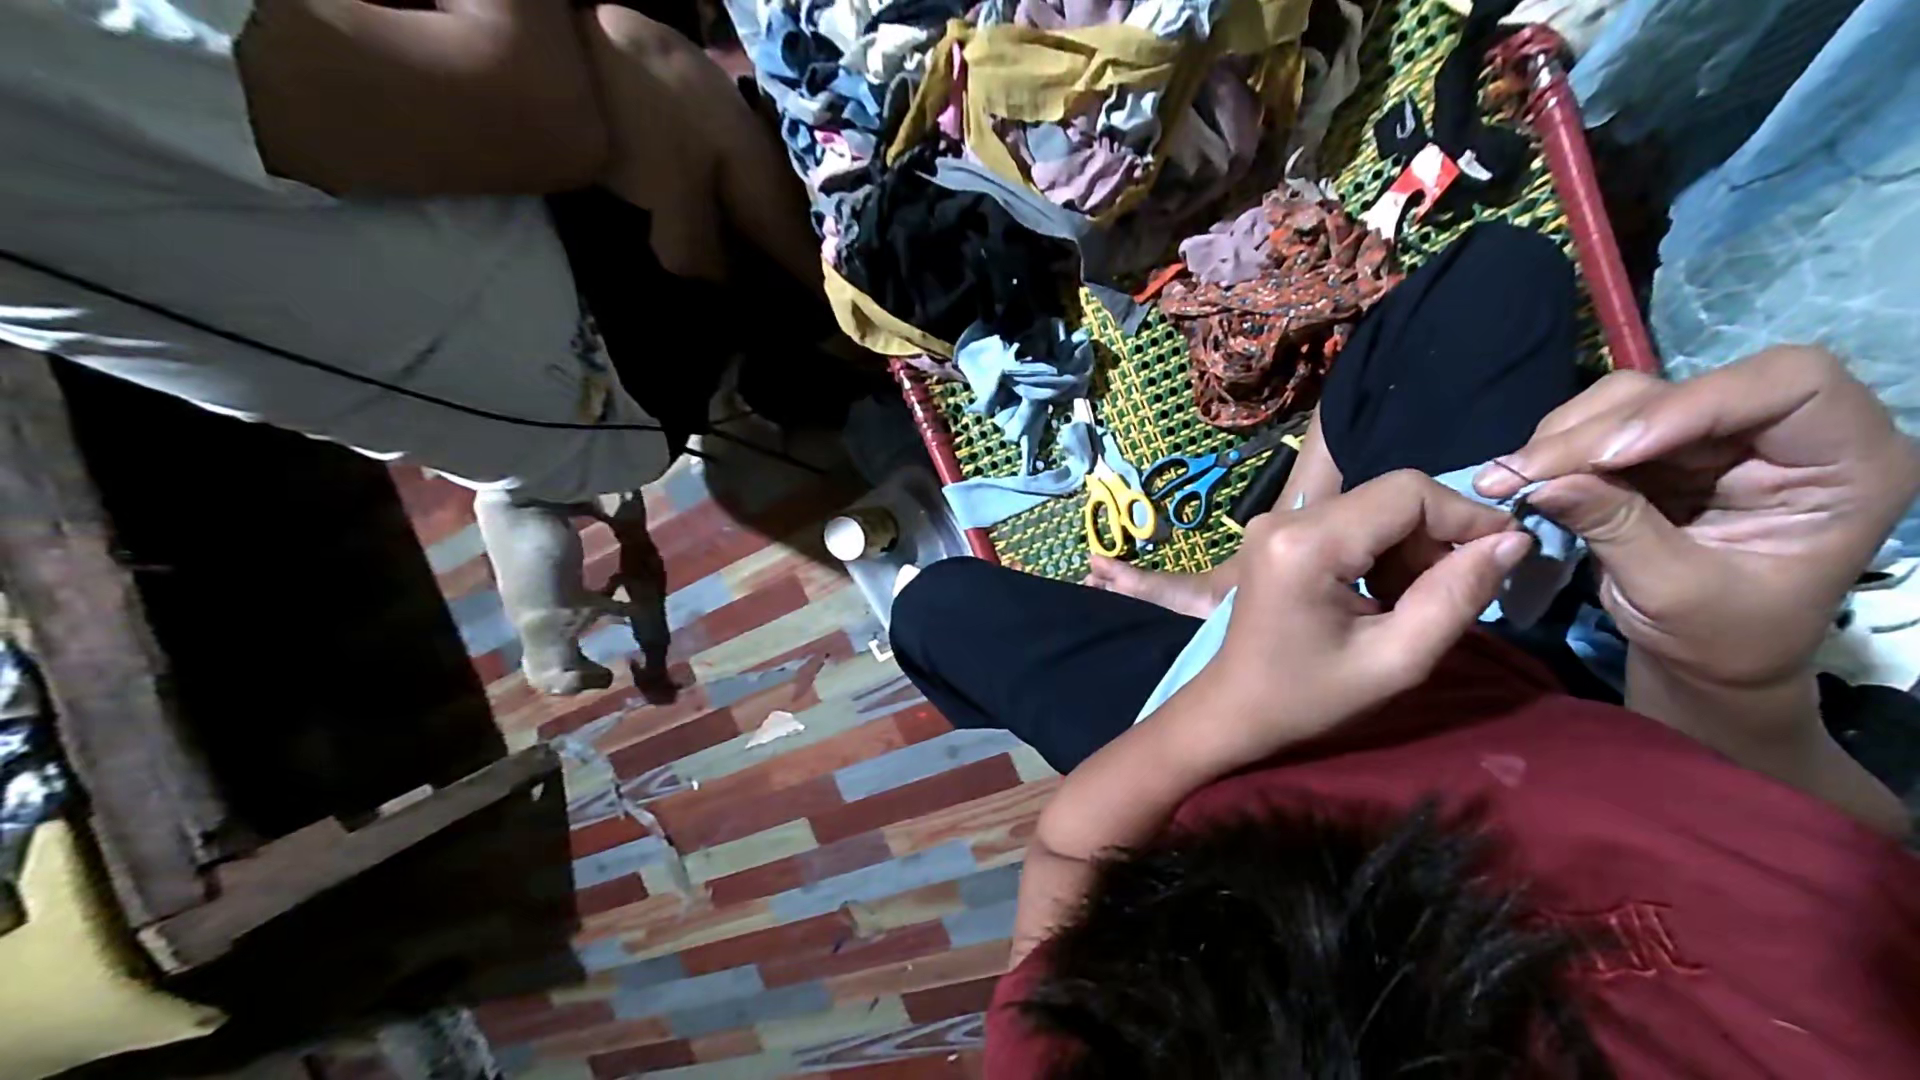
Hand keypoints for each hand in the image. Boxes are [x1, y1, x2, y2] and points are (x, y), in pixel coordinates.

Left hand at [1196, 470, 1532, 764]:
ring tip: (1407, 604)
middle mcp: (1283, 518)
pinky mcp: (1276, 534)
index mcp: (1305, 543)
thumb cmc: (1309, 694)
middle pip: (1388, 496)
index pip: (1406, 491)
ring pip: (1371, 508)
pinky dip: (1378, 551)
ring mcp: (1274, 522)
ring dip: (1408, 548)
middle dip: (1435, 537)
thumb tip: (1513, 539)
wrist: (1237, 704)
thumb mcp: (1396, 659)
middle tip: (1449, 593)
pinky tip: (1379, 596)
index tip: (1501, 556)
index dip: (1465, 515)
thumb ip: (1457, 595)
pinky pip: (1346, 522)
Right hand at [1475, 346, 1919, 694]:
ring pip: (1625, 401)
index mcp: (1842, 465)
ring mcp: (1711, 439)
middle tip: (1516, 476)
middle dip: (1589, 433)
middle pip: (1680, 392)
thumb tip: (1543, 485)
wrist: (1704, 656)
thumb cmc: (1721, 635)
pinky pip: (1592, 426)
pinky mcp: (1655, 451)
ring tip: (1504, 480)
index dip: (1693, 405)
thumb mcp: (1672, 591)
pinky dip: (1548, 449)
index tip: (1609, 457)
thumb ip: (1617, 529)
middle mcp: (1779, 435)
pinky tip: (1518, 479)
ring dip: (1558, 438)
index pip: (1787, 386)